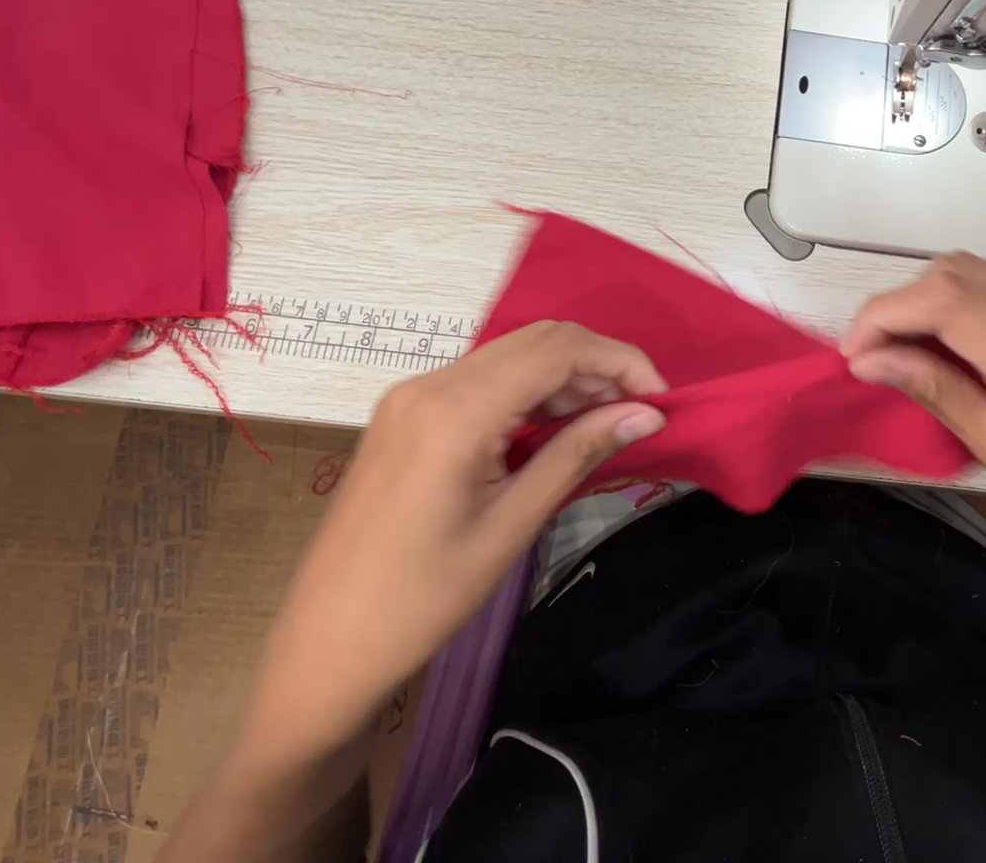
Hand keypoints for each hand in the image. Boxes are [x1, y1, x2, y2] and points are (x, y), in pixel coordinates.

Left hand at [242, 321, 667, 760]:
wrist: (325, 643)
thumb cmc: (422, 600)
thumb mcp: (512, 525)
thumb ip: (577, 454)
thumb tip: (645, 414)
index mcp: (454, 411)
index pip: (557, 350)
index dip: (619, 361)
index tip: (660, 400)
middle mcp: (429, 385)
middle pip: (536, 341)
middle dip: (597, 366)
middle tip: (637, 414)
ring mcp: (412, 396)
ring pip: (511, 357)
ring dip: (566, 379)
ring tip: (605, 425)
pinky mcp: (407, 414)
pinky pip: (484, 381)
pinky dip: (531, 394)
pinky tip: (555, 429)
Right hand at [841, 253, 985, 584]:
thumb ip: (940, 394)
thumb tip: (871, 358)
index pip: (952, 303)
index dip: (888, 314)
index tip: (855, 352)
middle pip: (958, 273)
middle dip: (898, 304)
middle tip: (872, 354)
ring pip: (974, 271)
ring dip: (923, 301)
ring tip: (901, 351)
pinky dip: (953, 305)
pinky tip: (941, 345)